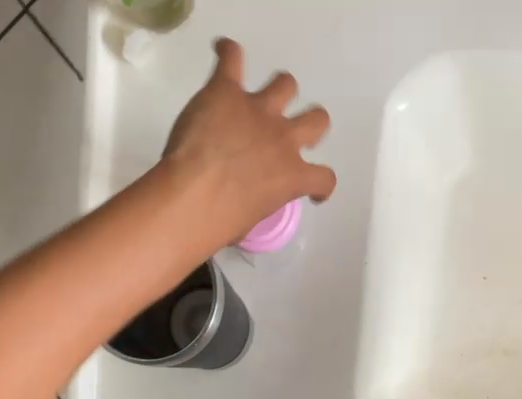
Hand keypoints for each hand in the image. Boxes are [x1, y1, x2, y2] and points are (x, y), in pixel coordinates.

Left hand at [163, 38, 336, 245]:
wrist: (196, 198)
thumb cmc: (223, 221)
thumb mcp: (252, 220)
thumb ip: (259, 202)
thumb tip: (246, 202)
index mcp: (292, 177)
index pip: (325, 178)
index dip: (321, 184)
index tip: (311, 190)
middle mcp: (283, 139)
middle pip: (317, 119)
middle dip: (309, 125)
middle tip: (287, 134)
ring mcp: (258, 111)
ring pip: (285, 84)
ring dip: (279, 90)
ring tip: (262, 98)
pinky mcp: (227, 92)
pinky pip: (232, 58)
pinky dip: (228, 54)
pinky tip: (223, 54)